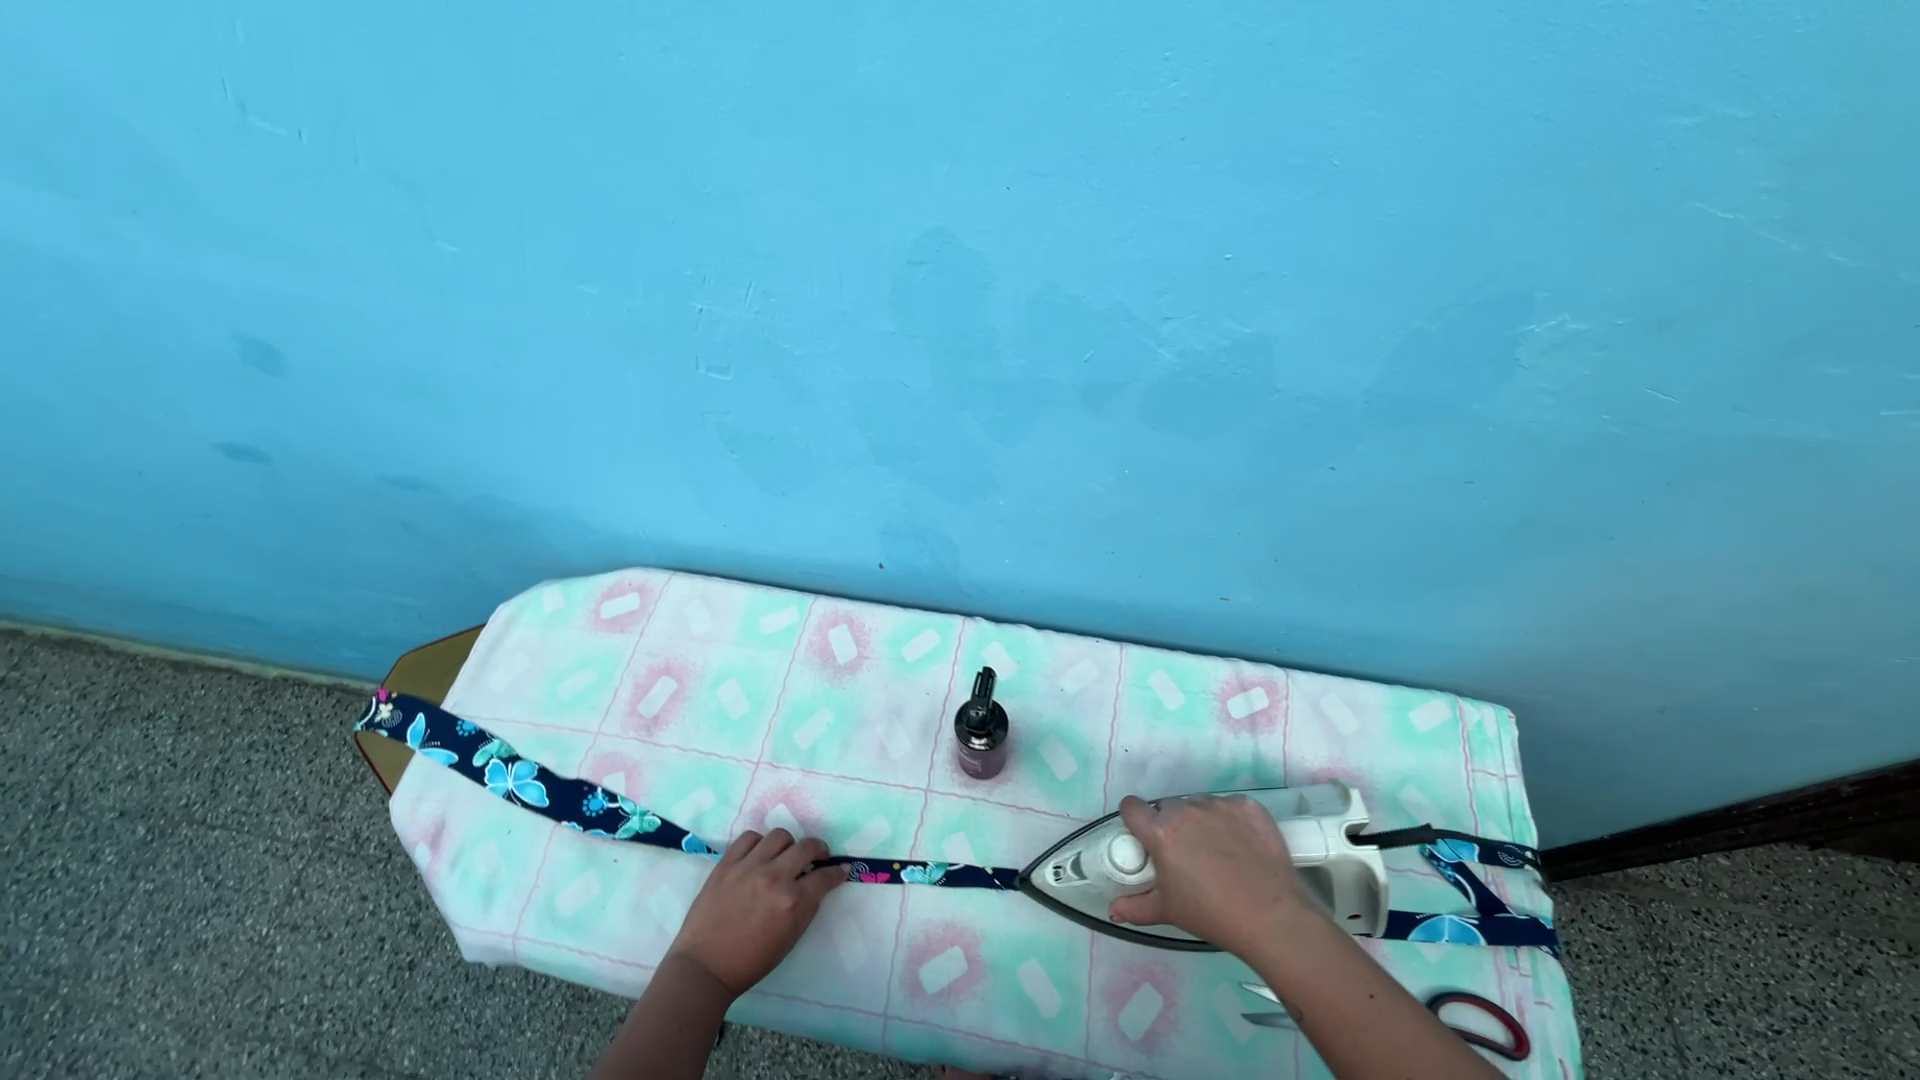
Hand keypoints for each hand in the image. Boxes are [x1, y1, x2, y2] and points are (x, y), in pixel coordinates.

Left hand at [664, 829, 844, 997]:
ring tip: (784, 855)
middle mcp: (773, 878)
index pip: (825, 876)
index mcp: (792, 902)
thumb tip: (818, 885)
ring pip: (779, 835)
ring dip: (788, 844)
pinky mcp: (726, 864)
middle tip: (818, 856)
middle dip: (819, 849)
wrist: (705, 967)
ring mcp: (748, 868)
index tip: (841, 869)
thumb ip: (807, 908)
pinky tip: (759, 855)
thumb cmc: (751, 961)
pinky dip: (759, 843)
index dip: (838, 871)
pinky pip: (749, 838)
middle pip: (806, 846)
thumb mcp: (790, 939)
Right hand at [1107, 794, 1311, 952]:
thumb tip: (1113, 909)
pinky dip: (1230, 820)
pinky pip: (1229, 806)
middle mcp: (1187, 810)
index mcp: (1161, 831)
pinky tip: (1240, 845)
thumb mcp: (1167, 911)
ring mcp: (1220, 805)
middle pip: (1168, 807)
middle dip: (1170, 824)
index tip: (1143, 836)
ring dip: (1199, 820)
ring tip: (1215, 851)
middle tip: (1183, 854)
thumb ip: (1134, 906)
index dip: (1134, 820)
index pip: (1132, 807)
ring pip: (1199, 804)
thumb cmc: (1212, 914)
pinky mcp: (1249, 806)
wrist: (1272, 917)